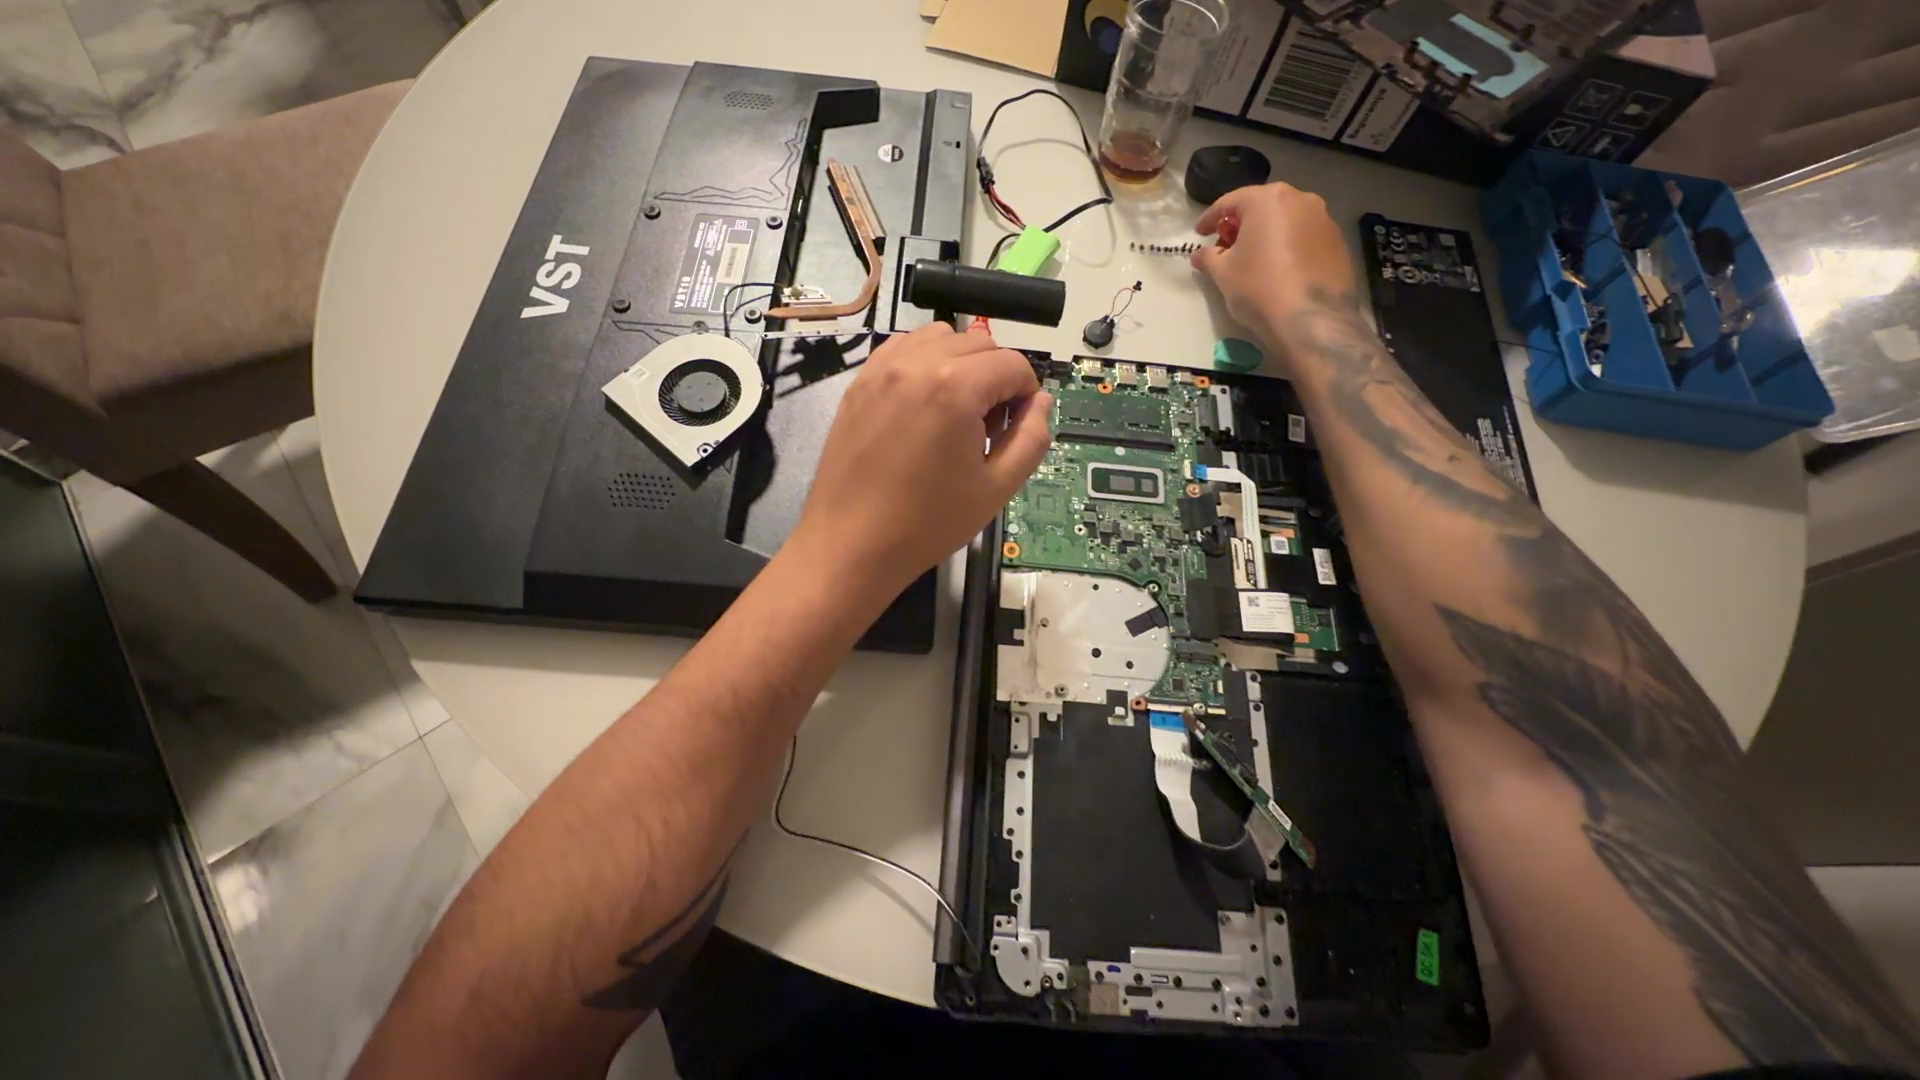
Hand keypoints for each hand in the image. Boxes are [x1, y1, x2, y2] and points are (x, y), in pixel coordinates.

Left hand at [790, 322, 1052, 597]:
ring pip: (941, 337)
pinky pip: (903, 348)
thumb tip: (1040, 402)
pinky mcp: (860, 381)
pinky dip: (924, 362)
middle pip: (980, 343)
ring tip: (954, 411)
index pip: (1013, 364)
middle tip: (987, 427)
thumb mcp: (997, 488)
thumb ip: (1031, 438)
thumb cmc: (927, 523)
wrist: (851, 544)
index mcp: (955, 388)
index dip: (1026, 395)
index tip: (1015, 429)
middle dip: (996, 377)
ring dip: (961, 363)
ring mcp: (882, 368)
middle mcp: (917, 364)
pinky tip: (923, 404)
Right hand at [1190, 183, 1358, 349]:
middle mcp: (1300, 199)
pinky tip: (1281, 269)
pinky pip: (1305, 237)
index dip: (1210, 218)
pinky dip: (1289, 246)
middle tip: (1227, 246)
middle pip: (1262, 207)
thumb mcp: (1223, 273)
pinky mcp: (1338, 241)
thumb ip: (1209, 257)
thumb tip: (1201, 255)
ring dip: (1268, 234)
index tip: (1199, 233)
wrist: (1311, 319)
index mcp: (1268, 200)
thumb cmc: (1259, 288)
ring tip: (1256, 258)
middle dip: (1241, 224)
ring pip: (1286, 220)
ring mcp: (1324, 219)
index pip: (1230, 202)